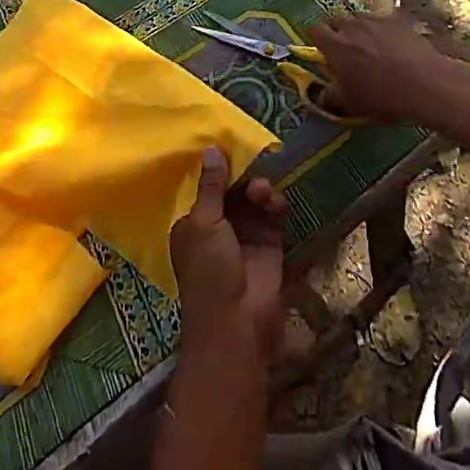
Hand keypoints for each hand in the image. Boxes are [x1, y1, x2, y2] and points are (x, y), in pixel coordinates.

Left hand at [169, 147, 287, 362]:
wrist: (237, 323)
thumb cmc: (209, 271)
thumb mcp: (203, 224)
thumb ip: (211, 186)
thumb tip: (211, 149)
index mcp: (194, 224)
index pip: (207, 188)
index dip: (219, 170)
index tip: (232, 147)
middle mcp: (219, 227)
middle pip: (234, 191)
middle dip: (243, 178)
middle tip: (253, 170)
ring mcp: (245, 235)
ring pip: (254, 200)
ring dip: (260, 191)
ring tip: (263, 193)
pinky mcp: (269, 243)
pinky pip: (273, 215)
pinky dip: (275, 205)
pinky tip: (276, 204)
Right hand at [309, 12, 469, 123]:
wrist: (426, 84)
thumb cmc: (382, 96)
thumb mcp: (351, 104)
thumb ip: (330, 97)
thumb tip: (321, 95)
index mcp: (335, 45)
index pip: (314, 30)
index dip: (316, 40)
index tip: (323, 53)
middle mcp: (352, 26)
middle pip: (335, 20)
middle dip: (336, 32)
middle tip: (344, 52)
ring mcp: (376, 21)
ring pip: (358, 18)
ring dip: (357, 30)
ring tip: (368, 48)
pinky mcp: (397, 21)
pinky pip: (380, 22)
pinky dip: (379, 31)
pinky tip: (390, 47)